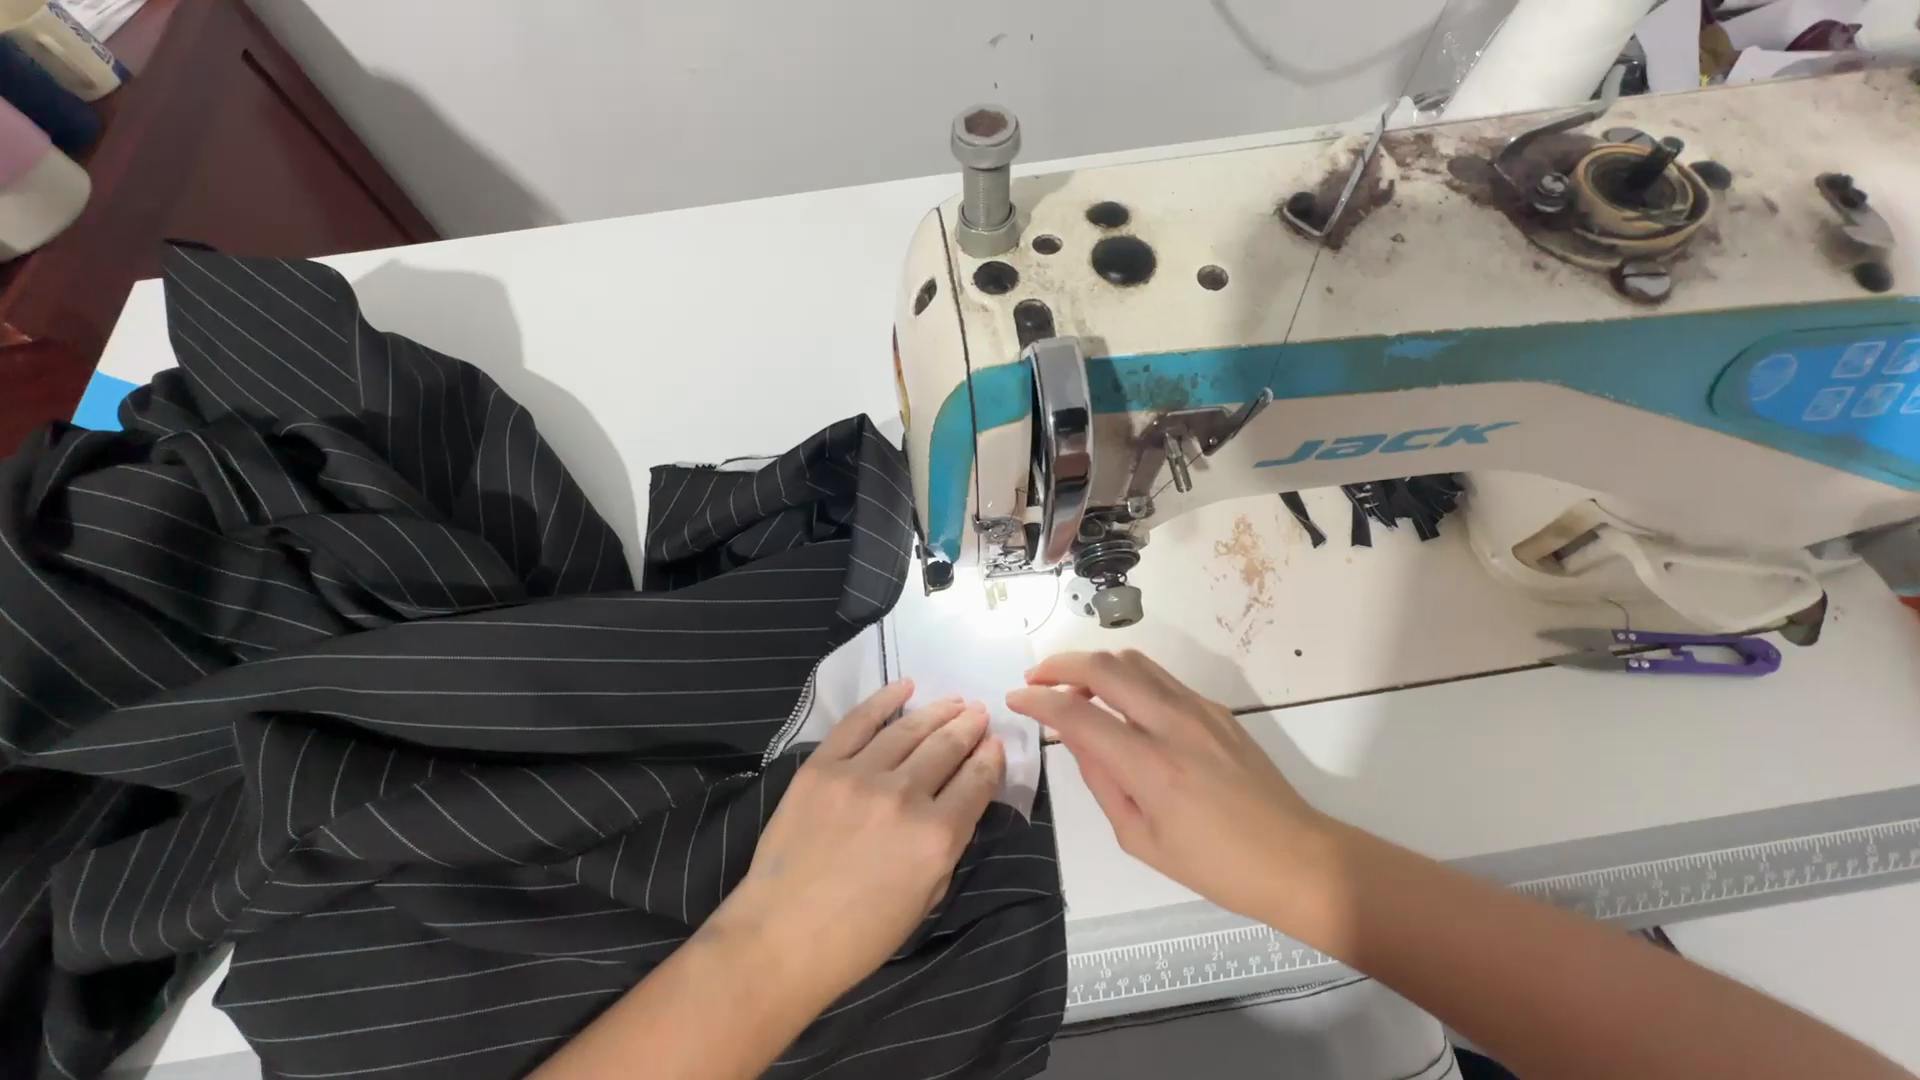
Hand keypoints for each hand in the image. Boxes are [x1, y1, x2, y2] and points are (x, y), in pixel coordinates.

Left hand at [707, 680, 1004, 1000]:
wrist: (778, 938)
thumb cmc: (858, 936)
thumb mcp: (926, 898)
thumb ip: (948, 845)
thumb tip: (959, 803)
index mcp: (936, 837)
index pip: (977, 781)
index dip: (991, 758)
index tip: (995, 743)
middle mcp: (904, 796)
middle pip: (947, 747)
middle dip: (969, 727)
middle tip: (979, 714)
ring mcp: (859, 775)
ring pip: (909, 730)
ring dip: (938, 712)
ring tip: (954, 702)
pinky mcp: (821, 766)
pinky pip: (859, 721)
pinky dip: (885, 700)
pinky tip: (905, 687)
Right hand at [1005, 650, 1327, 921]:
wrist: (1298, 858)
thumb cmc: (1217, 866)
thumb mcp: (1142, 840)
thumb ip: (1103, 783)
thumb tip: (1078, 741)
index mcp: (1151, 766)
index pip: (1078, 714)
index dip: (1039, 700)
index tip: (1017, 697)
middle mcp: (1173, 724)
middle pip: (1105, 667)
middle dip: (1060, 664)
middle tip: (1036, 677)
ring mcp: (1200, 710)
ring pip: (1134, 660)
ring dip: (1094, 664)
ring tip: (1073, 685)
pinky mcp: (1217, 709)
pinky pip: (1160, 678)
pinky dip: (1127, 677)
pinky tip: (1119, 704)